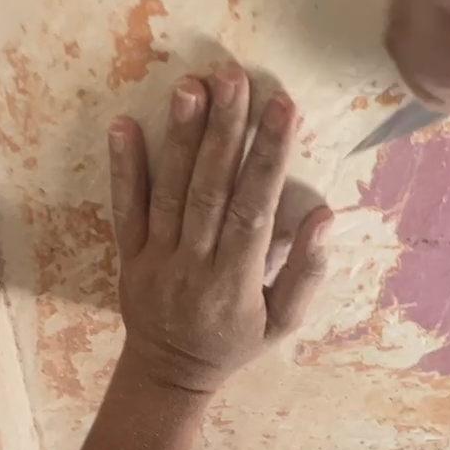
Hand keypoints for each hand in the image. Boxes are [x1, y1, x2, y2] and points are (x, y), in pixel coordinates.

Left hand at [106, 64, 332, 394]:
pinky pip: (123, 210)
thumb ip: (305, 274)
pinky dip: (123, 168)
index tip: (283, 108)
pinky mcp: (127, 257)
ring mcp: (155, 260)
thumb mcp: (282, 324)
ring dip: (179, 138)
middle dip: (224, 132)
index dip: (268, 159)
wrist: (169, 373)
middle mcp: (193, 266)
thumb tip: (326, 216)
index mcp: (235, 282)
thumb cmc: (233, 345)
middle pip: (209, 192)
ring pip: (168, 194)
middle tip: (233, 76)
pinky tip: (124, 124)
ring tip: (190, 86)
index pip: (254, 211)